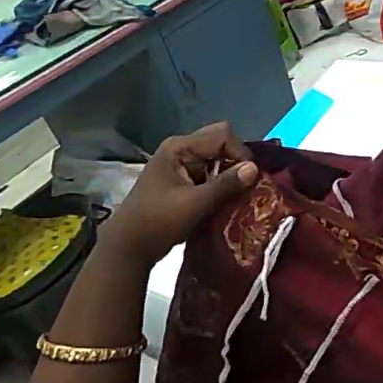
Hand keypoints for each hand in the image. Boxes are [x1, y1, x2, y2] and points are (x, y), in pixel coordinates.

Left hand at [101, 123, 258, 270]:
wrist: (128, 247)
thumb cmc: (158, 221)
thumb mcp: (194, 204)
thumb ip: (225, 185)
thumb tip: (255, 168)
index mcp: (179, 147)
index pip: (222, 135)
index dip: (240, 152)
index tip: (251, 178)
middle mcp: (180, 150)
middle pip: (218, 142)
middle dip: (236, 159)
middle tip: (247, 183)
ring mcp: (179, 165)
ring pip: (214, 158)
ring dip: (228, 173)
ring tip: (240, 193)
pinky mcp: (181, 181)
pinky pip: (207, 173)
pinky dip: (219, 183)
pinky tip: (227, 200)